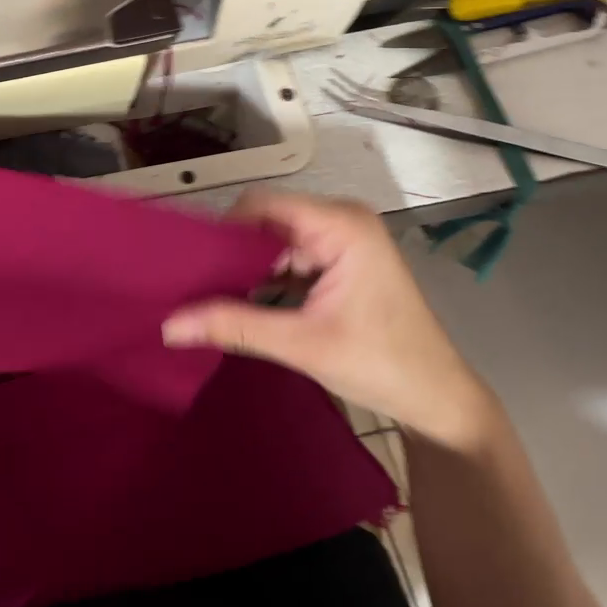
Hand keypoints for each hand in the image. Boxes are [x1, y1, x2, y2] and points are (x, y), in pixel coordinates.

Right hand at [163, 191, 497, 450]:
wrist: (437, 401)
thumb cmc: (382, 365)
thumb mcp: (301, 345)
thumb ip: (234, 326)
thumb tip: (169, 324)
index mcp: (341, 225)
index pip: (261, 206)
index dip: (222, 230)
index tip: (189, 265)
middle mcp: (342, 222)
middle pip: (267, 223)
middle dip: (230, 254)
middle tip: (191, 286)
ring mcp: (343, 243)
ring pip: (275, 244)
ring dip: (246, 270)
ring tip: (206, 297)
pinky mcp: (341, 265)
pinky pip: (289, 261)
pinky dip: (265, 281)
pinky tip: (238, 305)